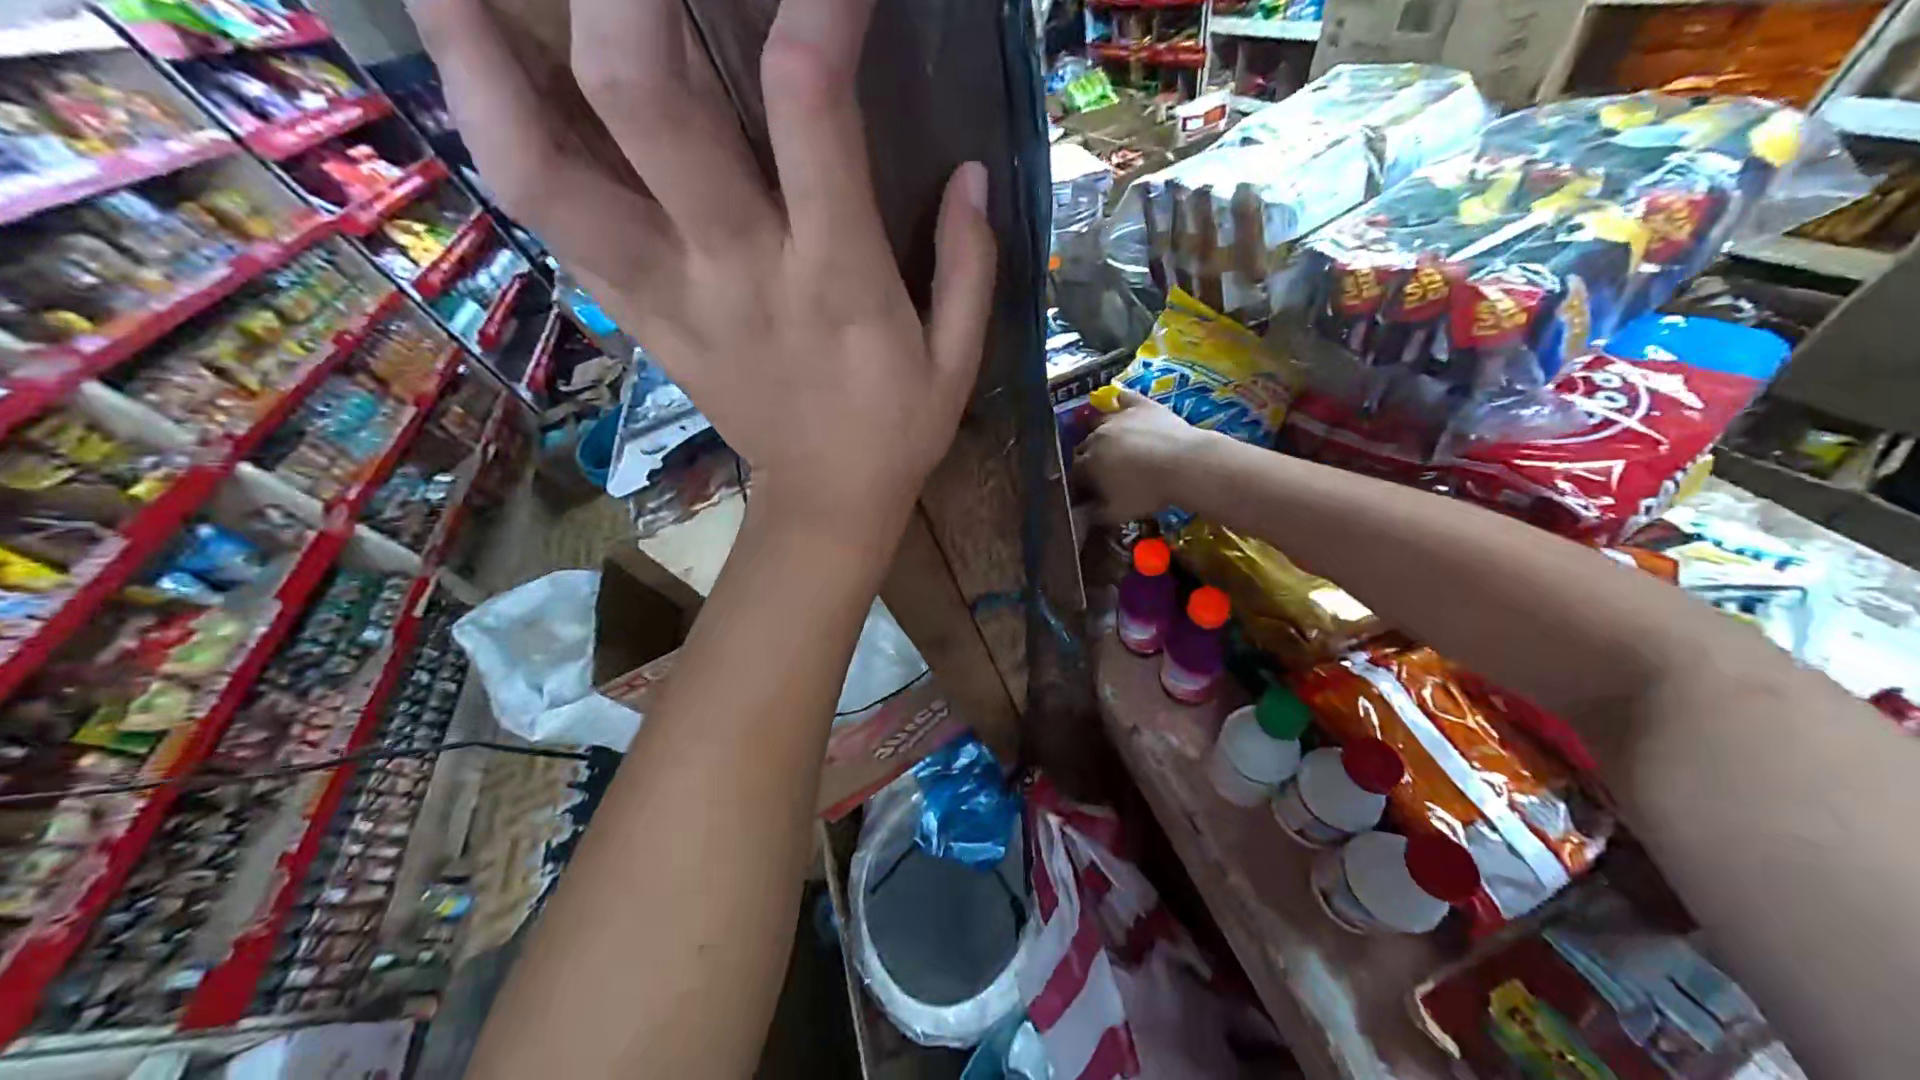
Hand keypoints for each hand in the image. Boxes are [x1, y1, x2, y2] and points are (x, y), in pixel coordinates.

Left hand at [408, 0, 995, 536]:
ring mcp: (670, 295)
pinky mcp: (637, 319)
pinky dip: (499, 138)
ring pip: (547, 168)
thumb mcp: (958, 358)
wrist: (827, 501)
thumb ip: (968, 263)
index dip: (815, 6)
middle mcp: (736, 270)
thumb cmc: (898, 428)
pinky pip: (550, 225)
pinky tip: (476, 71)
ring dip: (486, 55)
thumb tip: (971, 170)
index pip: (809, 105)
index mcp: (835, 277)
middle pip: (643, 101)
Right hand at [1072, 389, 1214, 522]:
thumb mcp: (1118, 513)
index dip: (1078, 483)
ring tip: (1110, 443)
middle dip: (1087, 459)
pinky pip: (1124, 398)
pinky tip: (1119, 405)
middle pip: (1083, 447)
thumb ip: (1093, 515)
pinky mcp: (1140, 405)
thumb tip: (1079, 516)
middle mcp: (1096, 437)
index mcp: (1087, 464)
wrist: (1186, 465)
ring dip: (1099, 433)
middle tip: (1101, 472)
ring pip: (1098, 422)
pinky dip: (1119, 402)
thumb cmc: (1149, 492)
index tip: (1086, 492)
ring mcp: (1118, 417)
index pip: (1073, 473)